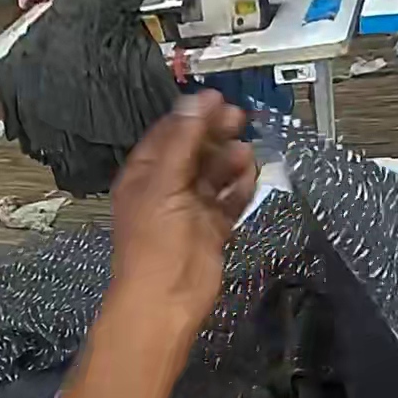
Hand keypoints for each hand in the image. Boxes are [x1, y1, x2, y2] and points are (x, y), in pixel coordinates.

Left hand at [108, 91, 255, 333]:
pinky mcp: (212, 230)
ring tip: (248, 151)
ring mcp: (192, 210)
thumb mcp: (164, 184)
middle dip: (216, 135)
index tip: (218, 99)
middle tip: (240, 119)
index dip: (193, 115)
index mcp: (146, 174)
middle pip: (195, 152)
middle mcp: (168, 188)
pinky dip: (240, 190)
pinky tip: (251, 178)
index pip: (170, 134)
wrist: (167, 298)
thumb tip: (197, 103)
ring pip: (215, 178)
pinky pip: (229, 203)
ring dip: (231, 162)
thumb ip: (182, 142)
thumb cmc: (156, 243)